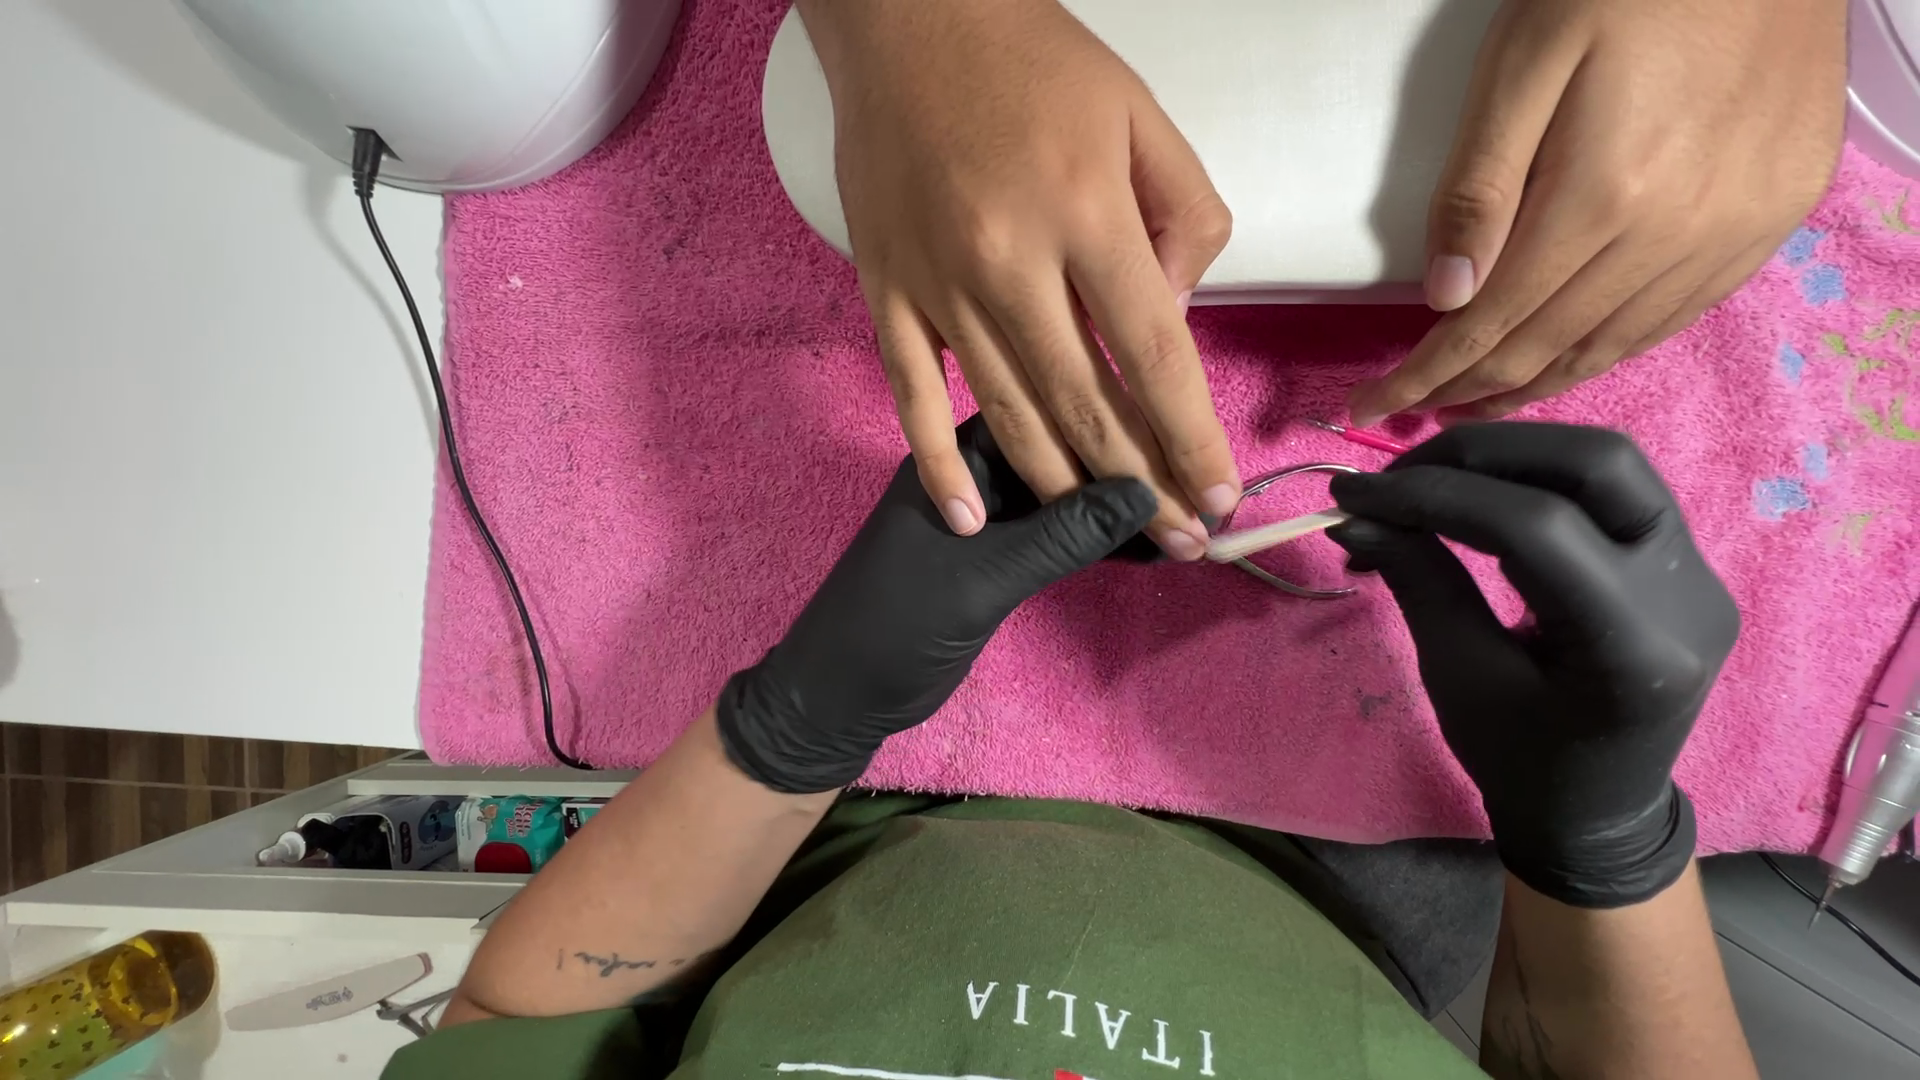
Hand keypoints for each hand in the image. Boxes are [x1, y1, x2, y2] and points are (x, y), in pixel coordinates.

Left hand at [717, 415, 1156, 792]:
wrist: (840, 694)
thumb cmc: (896, 624)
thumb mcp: (982, 579)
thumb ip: (1062, 536)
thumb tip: (1148, 491)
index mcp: (959, 455)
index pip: (1049, 414)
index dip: (1116, 424)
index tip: (1186, 439)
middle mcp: (979, 473)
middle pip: (1068, 455)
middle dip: (1131, 473)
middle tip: (1205, 488)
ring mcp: (991, 517)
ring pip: (1069, 500)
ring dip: (1121, 514)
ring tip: (1193, 522)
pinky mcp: (1000, 558)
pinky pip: (1060, 539)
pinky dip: (1099, 545)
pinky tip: (1148, 550)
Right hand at [796, 0, 1237, 559]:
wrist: (906, 21)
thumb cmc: (1031, 63)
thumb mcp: (1140, 115)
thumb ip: (1185, 215)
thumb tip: (1176, 311)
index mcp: (1086, 216)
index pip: (1156, 357)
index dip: (1192, 440)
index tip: (1218, 497)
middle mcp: (1011, 266)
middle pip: (1088, 407)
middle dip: (1142, 488)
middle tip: (1180, 541)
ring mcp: (940, 289)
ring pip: (1010, 415)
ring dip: (1065, 489)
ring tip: (1108, 536)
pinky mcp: (887, 297)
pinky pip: (912, 396)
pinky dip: (939, 464)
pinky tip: (969, 519)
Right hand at [1327, 424, 1739, 906]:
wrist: (1595, 804)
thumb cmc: (1517, 755)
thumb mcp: (1456, 672)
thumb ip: (1415, 579)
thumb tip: (1353, 516)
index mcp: (1630, 645)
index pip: (1532, 526)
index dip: (1432, 496)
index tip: (1349, 495)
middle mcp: (1685, 591)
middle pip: (1593, 464)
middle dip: (1477, 453)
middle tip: (1394, 477)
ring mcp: (1694, 570)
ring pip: (1602, 462)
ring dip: (1500, 456)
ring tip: (1422, 482)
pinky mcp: (1675, 560)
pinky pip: (1600, 489)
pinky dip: (1521, 478)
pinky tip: (1466, 497)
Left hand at [1349, 0, 1846, 425]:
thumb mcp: (1521, 71)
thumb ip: (1478, 192)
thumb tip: (1445, 299)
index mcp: (1602, 199)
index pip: (1482, 329)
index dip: (1418, 377)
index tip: (1368, 408)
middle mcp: (1675, 233)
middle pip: (1535, 351)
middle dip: (1460, 392)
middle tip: (1411, 410)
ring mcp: (1735, 230)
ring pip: (1601, 351)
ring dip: (1524, 390)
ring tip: (1469, 407)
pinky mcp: (1773, 217)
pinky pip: (1665, 322)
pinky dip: (1595, 357)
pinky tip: (1554, 366)